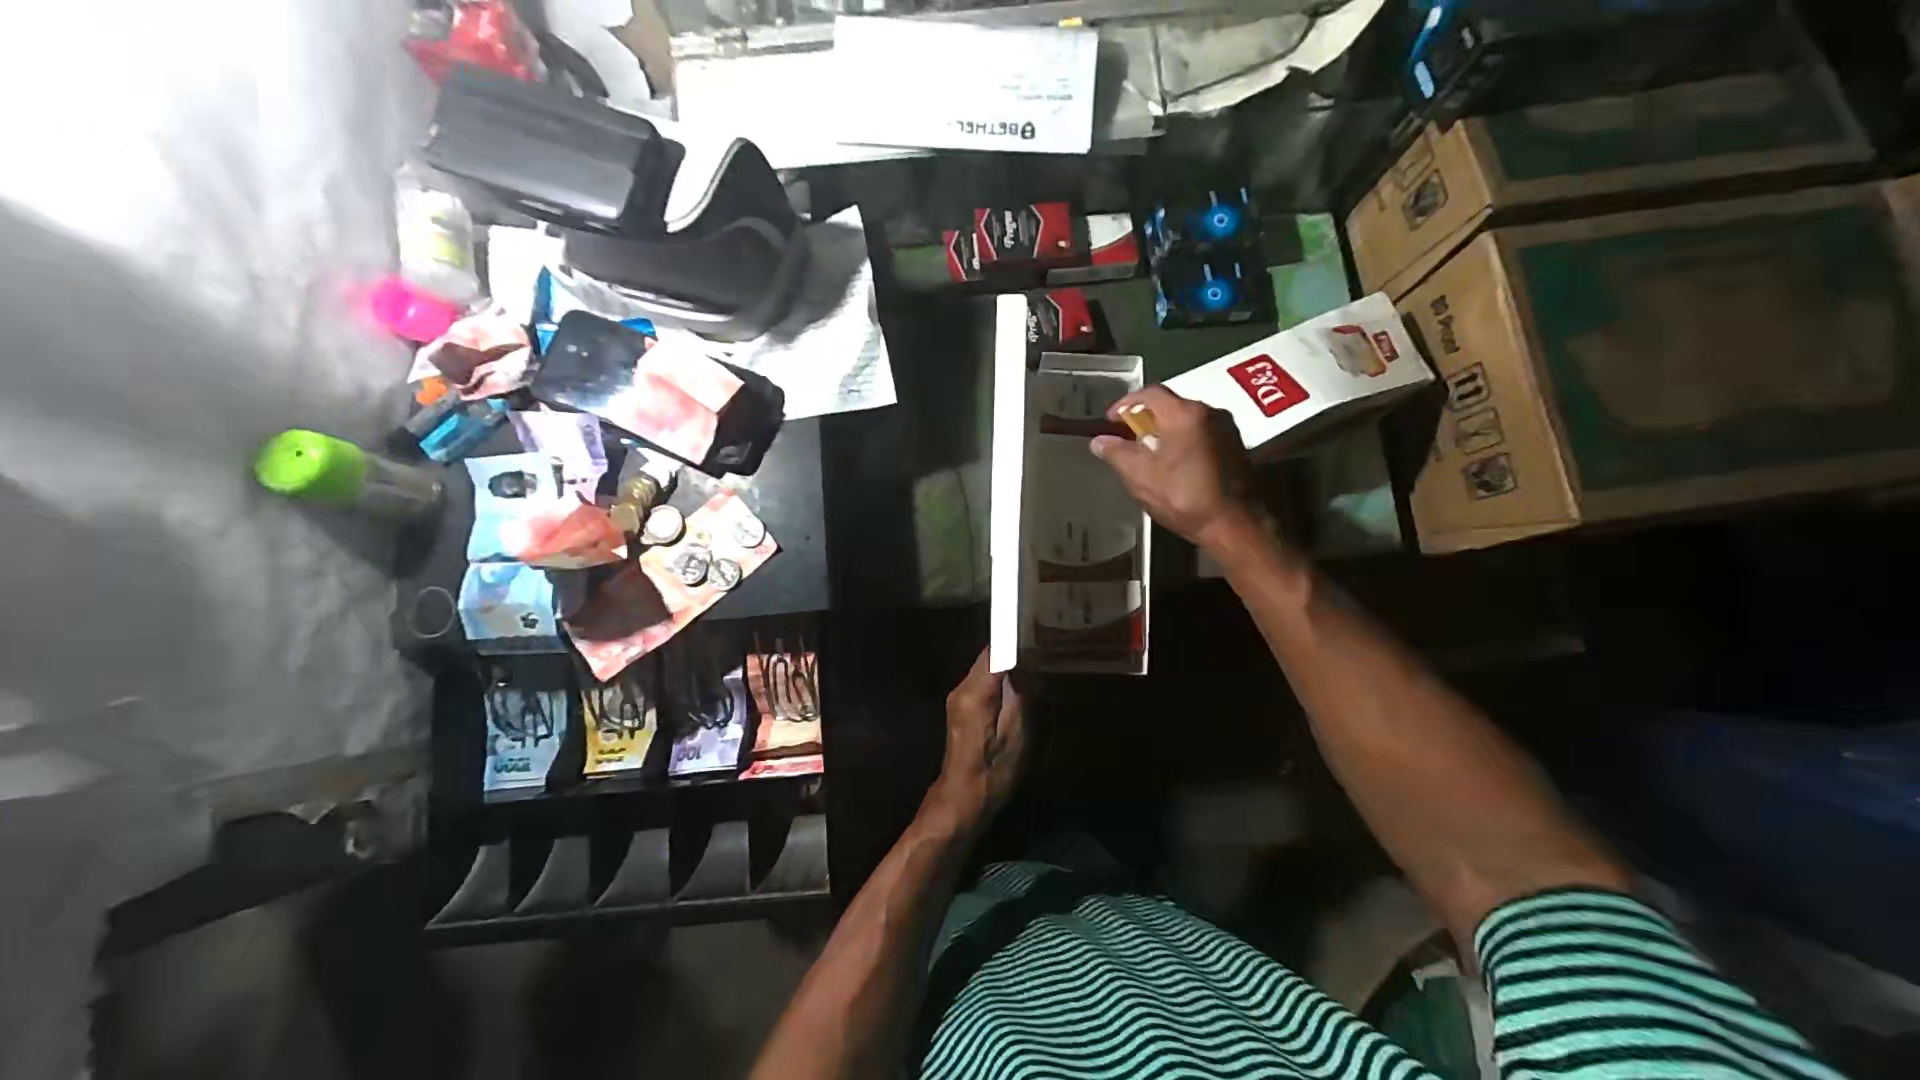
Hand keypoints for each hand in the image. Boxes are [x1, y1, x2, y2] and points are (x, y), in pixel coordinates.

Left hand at [925, 648, 1026, 833]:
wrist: (963, 799)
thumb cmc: (994, 771)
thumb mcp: (1017, 734)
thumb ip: (1021, 694)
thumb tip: (1028, 664)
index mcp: (975, 691)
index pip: (996, 650)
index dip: (1018, 640)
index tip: (1041, 636)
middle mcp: (961, 687)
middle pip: (989, 657)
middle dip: (1014, 651)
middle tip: (1044, 649)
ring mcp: (958, 697)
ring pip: (985, 669)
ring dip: (1008, 666)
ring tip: (1036, 666)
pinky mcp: (961, 708)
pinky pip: (982, 682)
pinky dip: (999, 680)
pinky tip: (1019, 687)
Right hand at [1089, 385, 1253, 550]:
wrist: (1234, 525)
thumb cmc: (1185, 498)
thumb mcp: (1141, 477)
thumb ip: (1117, 454)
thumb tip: (1099, 441)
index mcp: (1185, 415)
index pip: (1150, 394)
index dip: (1125, 404)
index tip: (1112, 420)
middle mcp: (1210, 412)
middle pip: (1170, 404)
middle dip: (1145, 418)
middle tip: (1128, 437)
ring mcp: (1227, 427)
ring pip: (1187, 418)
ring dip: (1165, 429)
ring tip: (1148, 451)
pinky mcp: (1236, 445)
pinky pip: (1202, 431)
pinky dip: (1183, 438)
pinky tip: (1174, 461)